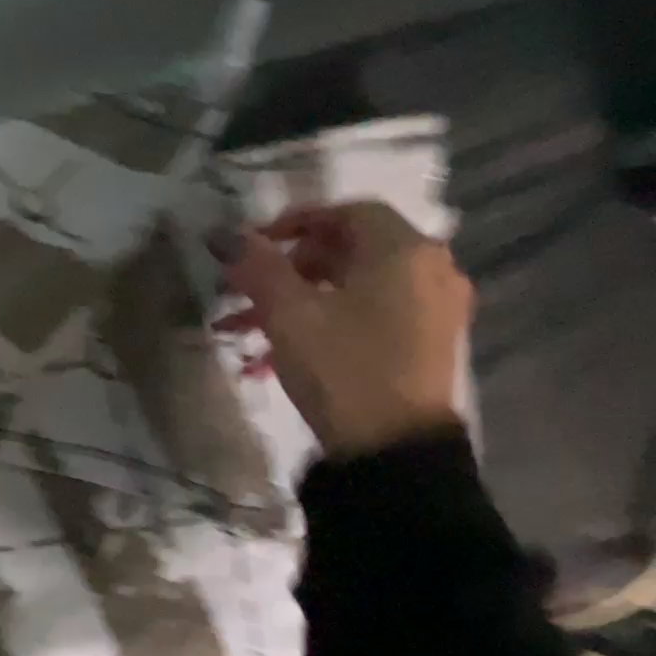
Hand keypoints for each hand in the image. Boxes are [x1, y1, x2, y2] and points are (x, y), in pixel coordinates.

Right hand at [212, 202, 474, 456]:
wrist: (391, 443)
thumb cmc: (341, 367)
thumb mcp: (288, 315)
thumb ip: (257, 269)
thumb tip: (223, 233)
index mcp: (402, 251)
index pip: (348, 212)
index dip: (294, 222)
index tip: (250, 247)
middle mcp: (428, 268)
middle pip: (348, 251)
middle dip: (286, 270)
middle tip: (240, 294)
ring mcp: (431, 307)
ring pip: (351, 288)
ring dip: (294, 303)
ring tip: (244, 335)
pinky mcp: (424, 341)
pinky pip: (365, 316)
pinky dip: (322, 324)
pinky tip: (277, 358)